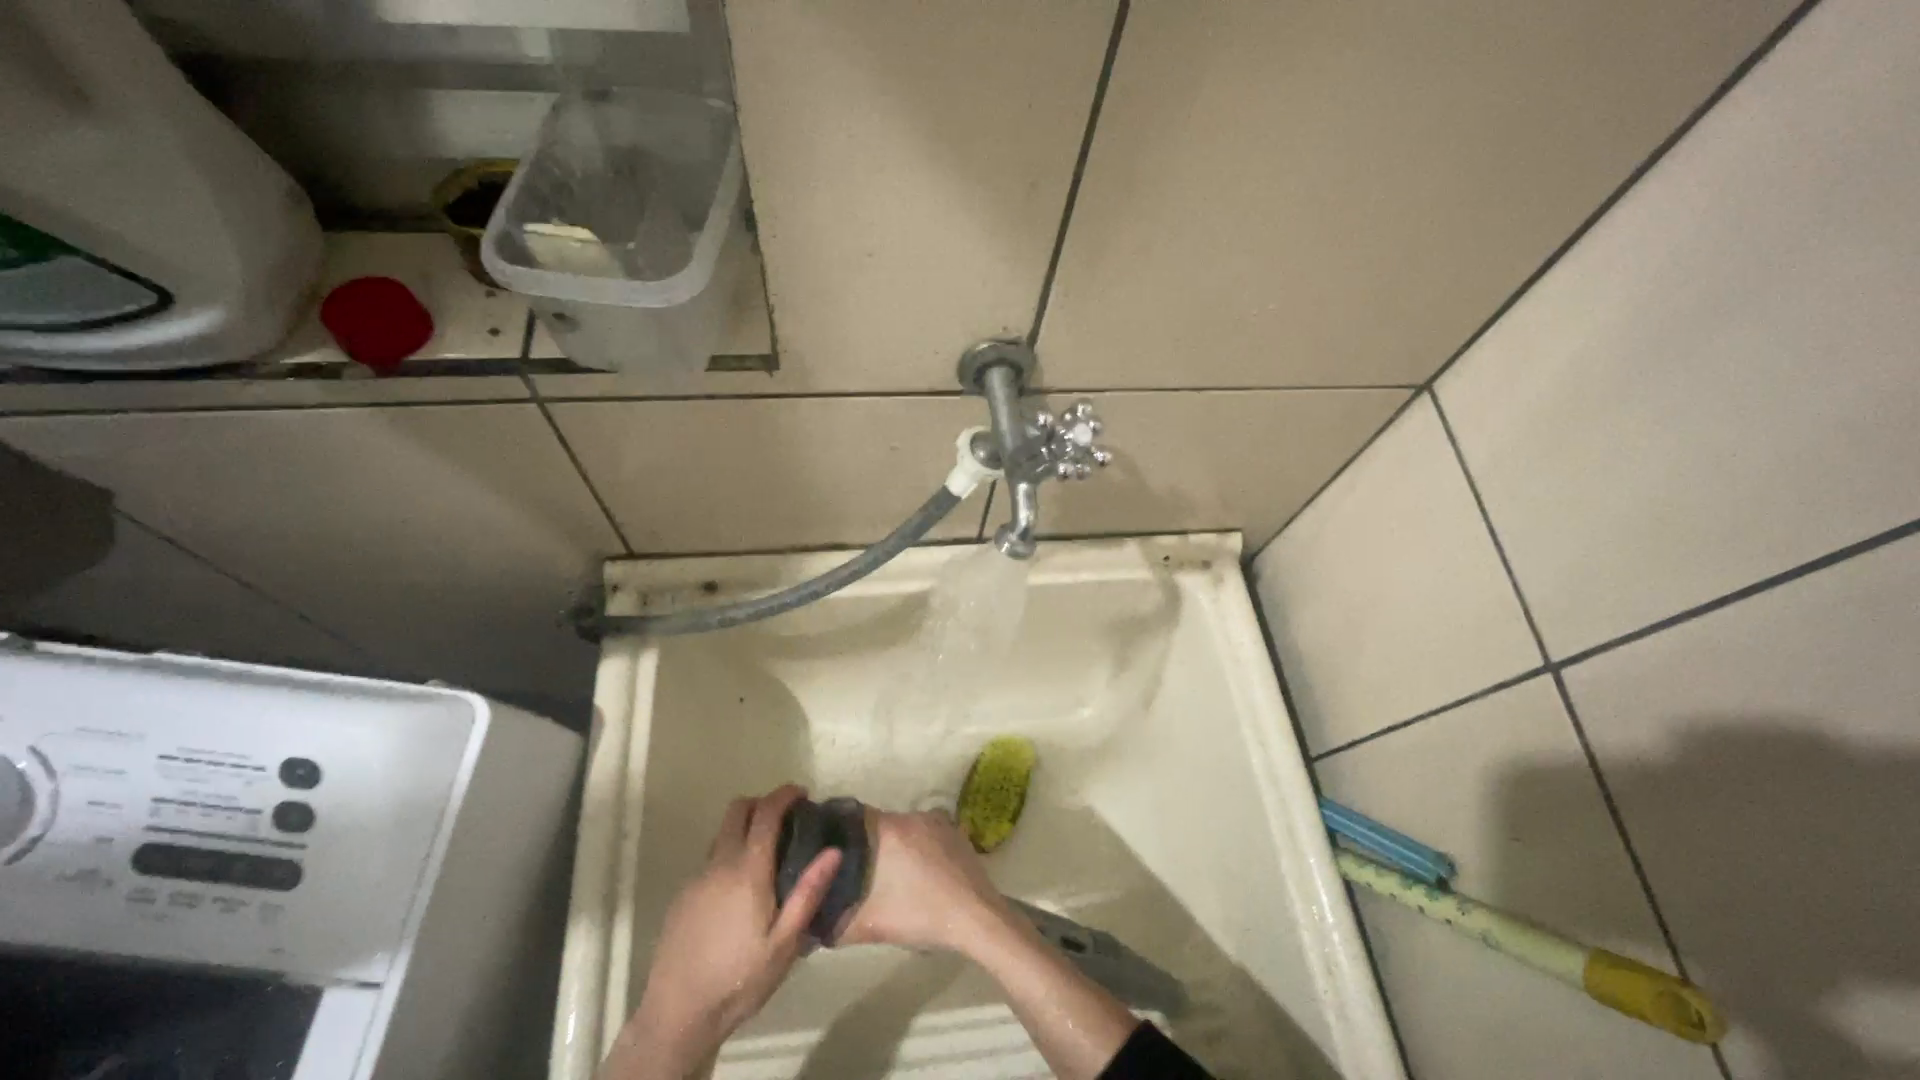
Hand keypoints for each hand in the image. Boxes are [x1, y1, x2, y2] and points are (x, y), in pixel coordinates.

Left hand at [604, 785, 840, 1079]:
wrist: (679, 1012)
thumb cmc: (741, 978)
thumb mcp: (785, 942)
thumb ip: (808, 893)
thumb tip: (833, 851)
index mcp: (747, 871)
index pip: (765, 814)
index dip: (784, 795)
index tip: (802, 793)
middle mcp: (718, 865)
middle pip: (737, 811)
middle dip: (763, 803)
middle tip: (788, 819)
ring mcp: (696, 879)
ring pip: (722, 835)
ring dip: (745, 829)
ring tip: (770, 855)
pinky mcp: (683, 896)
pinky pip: (711, 861)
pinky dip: (730, 856)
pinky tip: (743, 891)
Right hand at [838, 809, 1011, 953]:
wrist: (977, 920)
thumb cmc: (921, 916)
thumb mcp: (871, 926)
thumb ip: (834, 924)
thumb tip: (811, 926)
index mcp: (889, 829)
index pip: (852, 818)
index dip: (838, 833)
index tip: (830, 851)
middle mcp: (913, 815)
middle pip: (879, 825)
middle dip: (868, 845)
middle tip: (859, 870)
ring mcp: (939, 822)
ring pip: (905, 829)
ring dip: (896, 846)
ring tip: (889, 874)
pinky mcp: (957, 833)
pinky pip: (927, 834)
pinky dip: (919, 848)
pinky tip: (918, 873)